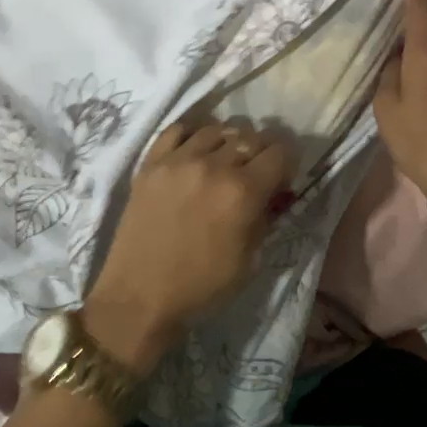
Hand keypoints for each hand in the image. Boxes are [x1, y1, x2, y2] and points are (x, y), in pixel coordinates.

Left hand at [83, 121, 292, 372]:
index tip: (281, 176)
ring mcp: (178, 160)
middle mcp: (213, 165)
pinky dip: (192, 135)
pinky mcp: (151, 162)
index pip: (280, 152)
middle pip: (251, 136)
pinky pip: (178, 129)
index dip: (286, 163)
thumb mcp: (250, 260)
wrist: (139, 297)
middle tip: (254, 171)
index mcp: (243, 192)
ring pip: (217, 128)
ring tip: (223, 160)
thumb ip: (265, 217)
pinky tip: (193, 151)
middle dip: (260, 151)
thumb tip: (273, 192)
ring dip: (228, 141)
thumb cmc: (201, 287)